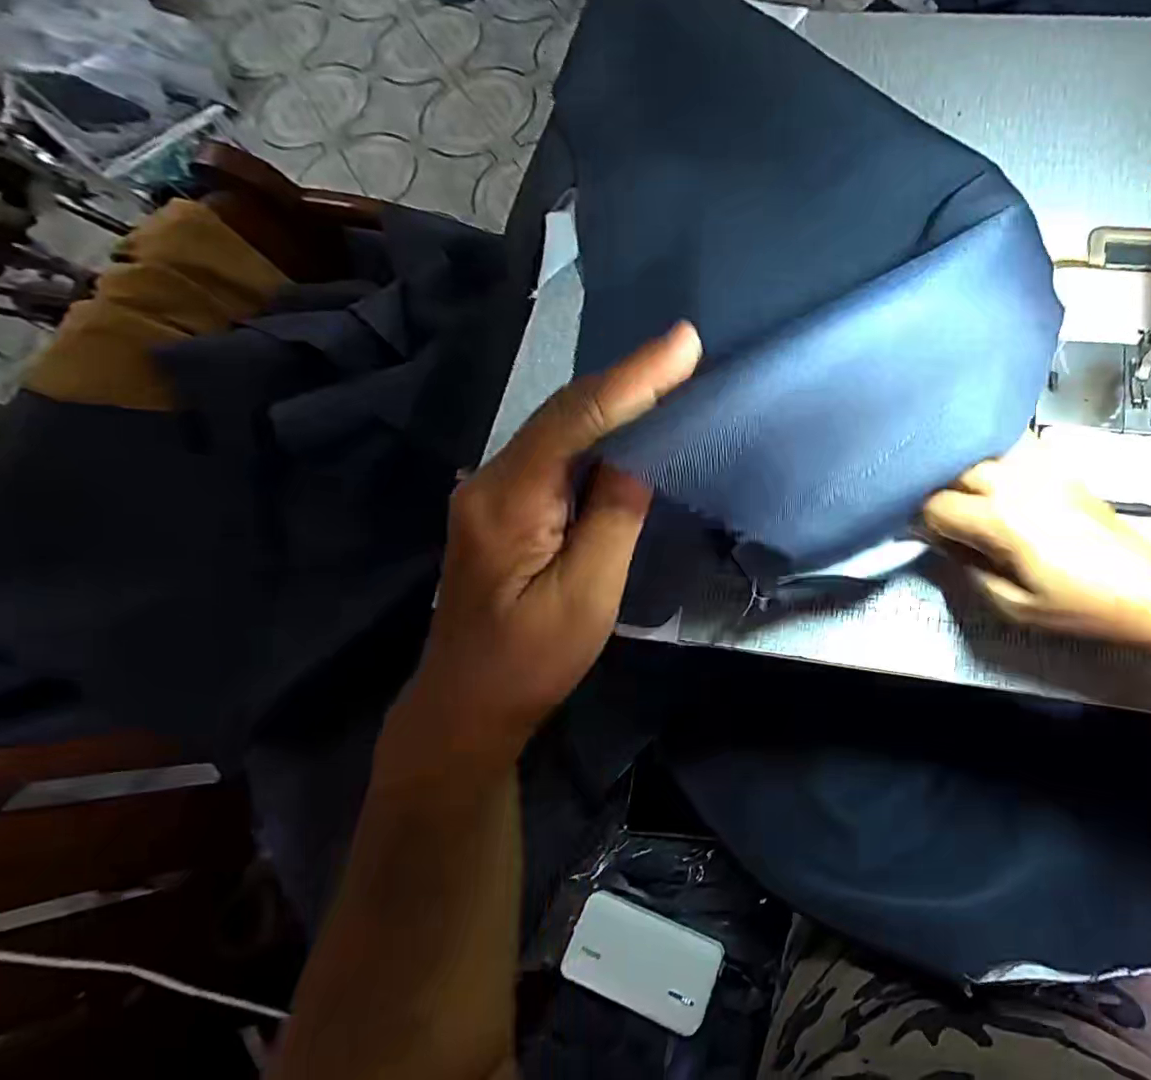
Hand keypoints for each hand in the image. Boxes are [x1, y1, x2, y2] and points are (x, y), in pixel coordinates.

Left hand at [419, 322, 700, 729]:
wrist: (467, 704)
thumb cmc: (530, 661)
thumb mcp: (586, 595)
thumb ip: (613, 518)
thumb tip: (639, 456)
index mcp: (509, 499)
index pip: (575, 420)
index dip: (633, 378)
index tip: (683, 343)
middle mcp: (491, 480)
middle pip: (563, 413)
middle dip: (627, 379)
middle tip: (684, 351)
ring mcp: (491, 492)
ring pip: (558, 431)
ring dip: (613, 402)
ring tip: (667, 375)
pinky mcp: (502, 508)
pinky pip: (554, 456)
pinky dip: (596, 435)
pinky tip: (627, 427)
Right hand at [918, 438, 1150, 651]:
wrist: (1146, 586)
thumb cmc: (1079, 604)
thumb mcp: (1013, 606)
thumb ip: (968, 570)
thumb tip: (943, 543)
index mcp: (1000, 519)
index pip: (936, 506)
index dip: (921, 521)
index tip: (922, 535)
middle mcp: (1014, 482)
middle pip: (954, 470)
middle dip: (939, 491)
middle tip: (940, 517)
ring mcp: (1039, 467)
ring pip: (981, 451)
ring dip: (963, 470)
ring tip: (961, 494)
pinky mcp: (1058, 465)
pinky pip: (1012, 445)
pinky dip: (993, 455)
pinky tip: (994, 476)